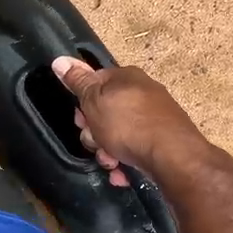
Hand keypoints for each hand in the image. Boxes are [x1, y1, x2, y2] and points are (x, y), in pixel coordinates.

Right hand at [51, 56, 211, 186]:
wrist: (172, 157)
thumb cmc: (128, 125)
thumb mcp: (94, 100)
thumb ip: (77, 82)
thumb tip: (60, 60)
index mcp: (126, 78)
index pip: (94, 83)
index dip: (82, 104)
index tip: (81, 121)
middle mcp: (142, 93)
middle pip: (104, 112)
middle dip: (94, 132)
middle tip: (95, 142)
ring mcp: (154, 118)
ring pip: (117, 134)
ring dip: (107, 151)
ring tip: (111, 162)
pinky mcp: (161, 140)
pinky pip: (134, 149)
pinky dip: (124, 162)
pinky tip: (122, 172)